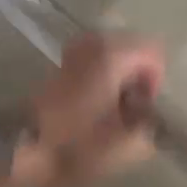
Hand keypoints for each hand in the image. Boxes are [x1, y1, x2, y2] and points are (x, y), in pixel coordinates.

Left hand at [25, 32, 165, 186]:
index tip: (144, 107)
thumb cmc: (78, 144)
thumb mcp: (127, 145)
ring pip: (115, 51)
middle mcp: (94, 41)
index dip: (155, 79)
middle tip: (131, 109)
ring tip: (114, 108)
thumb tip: (150, 115)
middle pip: (133, 47)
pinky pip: (97, 56)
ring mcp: (76, 46)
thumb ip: (149, 125)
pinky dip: (104, 73)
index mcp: (111, 54)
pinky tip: (97, 102)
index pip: (152, 50)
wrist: (31, 145)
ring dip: (122, 75)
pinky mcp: (64, 58)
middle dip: (139, 75)